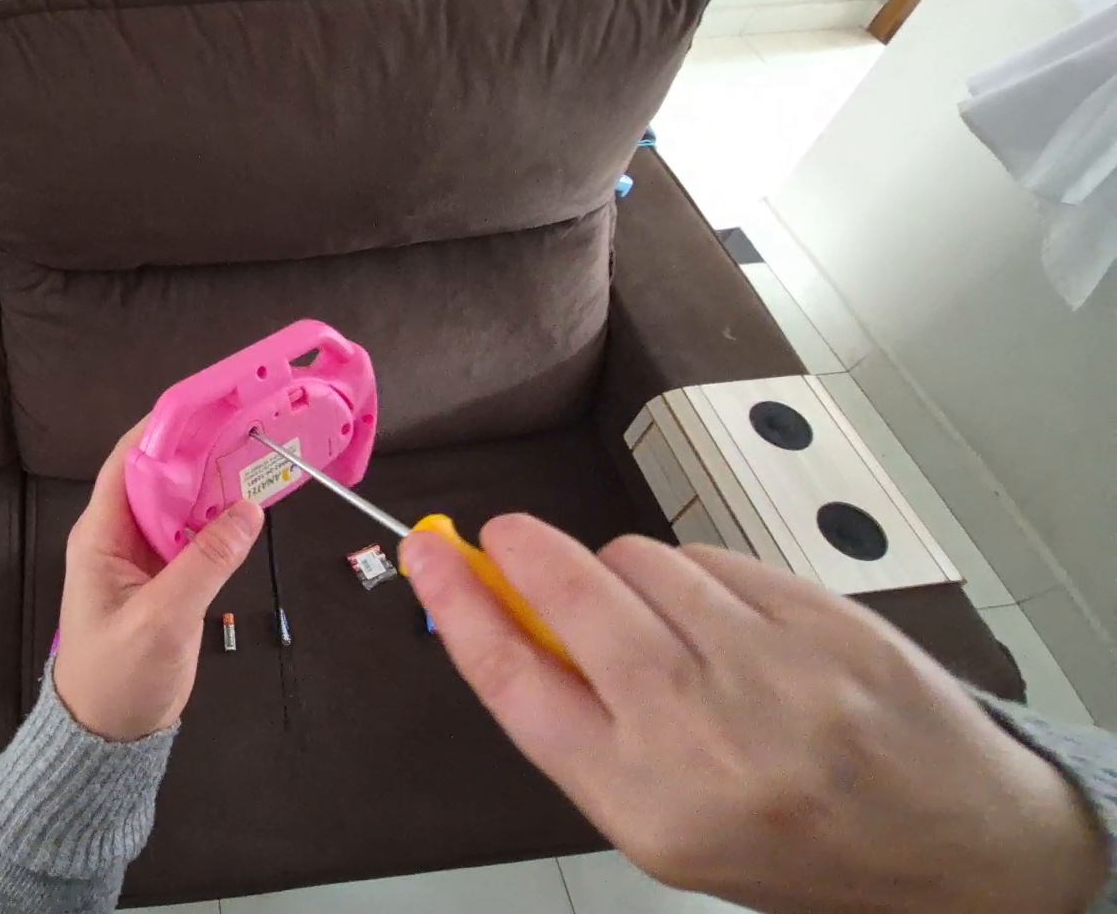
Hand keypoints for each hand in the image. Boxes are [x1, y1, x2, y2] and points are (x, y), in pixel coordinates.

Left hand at [53, 421, 263, 741]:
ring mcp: (144, 556)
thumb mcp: (161, 620)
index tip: (205, 404)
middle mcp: (119, 534)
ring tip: (254, 450)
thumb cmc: (118, 678)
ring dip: (212, 481)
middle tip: (244, 423)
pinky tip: (249, 504)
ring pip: (179, 503)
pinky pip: (193, 534)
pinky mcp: (166, 577)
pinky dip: (218, 518)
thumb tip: (250, 508)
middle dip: (197, 449)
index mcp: (101, 534)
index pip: (128, 462)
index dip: (163, 429)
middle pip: (158, 476)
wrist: (108, 735)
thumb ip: (205, 564)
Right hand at [401, 515, 1106, 913]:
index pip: (512, 678)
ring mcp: (774, 672)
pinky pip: (705, 556)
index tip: (423, 549)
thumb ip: (566, 706)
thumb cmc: (775, 834)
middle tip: (506, 537)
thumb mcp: (649, 805)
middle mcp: (703, 735)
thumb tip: (493, 598)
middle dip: (524, 549)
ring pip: (637, 560)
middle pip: (571, 595)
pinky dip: (692, 576)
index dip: (454, 602)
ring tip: (663, 621)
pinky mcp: (824, 620)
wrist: (968, 854)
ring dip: (623, 575)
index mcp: (641, 797)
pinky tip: (729, 623)